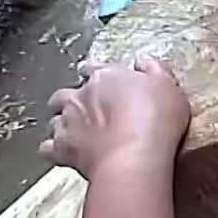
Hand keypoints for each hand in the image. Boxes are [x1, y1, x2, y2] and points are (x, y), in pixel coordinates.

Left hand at [41, 57, 191, 179]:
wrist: (135, 156)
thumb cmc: (156, 119)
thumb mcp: (169, 87)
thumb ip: (155, 70)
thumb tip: (145, 61)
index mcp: (106, 77)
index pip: (93, 68)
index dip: (96, 72)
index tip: (104, 79)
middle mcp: (80, 95)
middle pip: (66, 94)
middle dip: (74, 100)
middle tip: (93, 109)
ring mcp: (67, 122)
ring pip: (56, 119)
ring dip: (66, 123)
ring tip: (84, 132)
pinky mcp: (61, 148)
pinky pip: (48, 147)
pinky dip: (56, 148)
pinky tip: (70, 152)